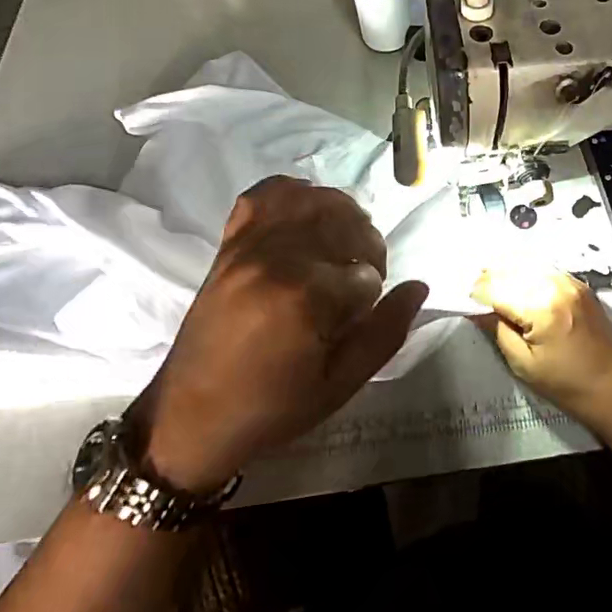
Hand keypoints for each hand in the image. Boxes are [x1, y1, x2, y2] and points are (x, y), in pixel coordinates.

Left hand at [130, 176, 427, 493]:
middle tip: (356, 287)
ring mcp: (248, 246)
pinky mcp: (230, 245)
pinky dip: (294, 196)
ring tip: (341, 247)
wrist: (192, 416)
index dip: (372, 297)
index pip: (367, 273)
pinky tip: (308, 218)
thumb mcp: (341, 384)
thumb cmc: (272, 406)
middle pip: (346, 225)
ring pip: (314, 202)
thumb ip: (386, 332)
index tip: (357, 320)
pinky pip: (266, 196)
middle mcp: (276, 259)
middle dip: (365, 251)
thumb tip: (419, 287)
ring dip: (340, 218)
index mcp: (303, 297)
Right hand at [471, 267, 611, 435]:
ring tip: (492, 287)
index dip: (476, 292)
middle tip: (473, 292)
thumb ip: (498, 330)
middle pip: (511, 268)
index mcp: (541, 306)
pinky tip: (519, 285)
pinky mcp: (580, 285)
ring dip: (508, 271)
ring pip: (529, 263)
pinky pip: (547, 269)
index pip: (496, 287)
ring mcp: (571, 282)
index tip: (462, 299)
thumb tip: (478, 309)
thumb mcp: (523, 363)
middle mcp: (556, 285)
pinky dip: (528, 272)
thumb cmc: (567, 384)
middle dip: (489, 277)